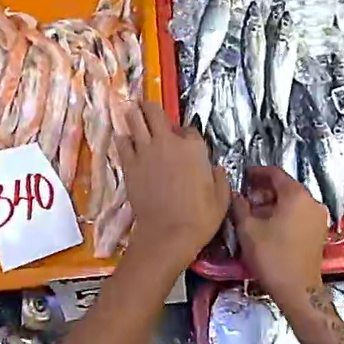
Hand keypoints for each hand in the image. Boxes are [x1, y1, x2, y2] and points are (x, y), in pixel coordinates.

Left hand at [115, 100, 229, 269]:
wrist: (167, 234)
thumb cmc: (200, 217)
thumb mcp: (222, 196)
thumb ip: (218, 176)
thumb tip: (212, 168)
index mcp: (193, 147)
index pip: (188, 129)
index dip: (185, 134)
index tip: (184, 143)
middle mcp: (167, 142)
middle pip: (154, 111)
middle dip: (151, 109)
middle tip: (149, 111)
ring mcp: (145, 151)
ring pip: (133, 119)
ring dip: (134, 116)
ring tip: (133, 116)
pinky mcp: (128, 164)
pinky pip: (121, 141)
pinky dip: (123, 138)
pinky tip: (125, 141)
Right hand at [232, 166, 329, 308]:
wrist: (297, 290)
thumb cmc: (272, 256)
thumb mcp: (248, 229)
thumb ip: (239, 206)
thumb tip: (235, 195)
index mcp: (296, 195)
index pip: (275, 173)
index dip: (257, 173)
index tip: (244, 176)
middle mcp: (312, 202)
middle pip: (285, 187)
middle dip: (263, 190)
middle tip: (245, 199)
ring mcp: (318, 218)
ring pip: (292, 202)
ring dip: (273, 204)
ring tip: (253, 215)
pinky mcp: (319, 232)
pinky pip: (299, 214)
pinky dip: (284, 214)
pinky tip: (268, 227)